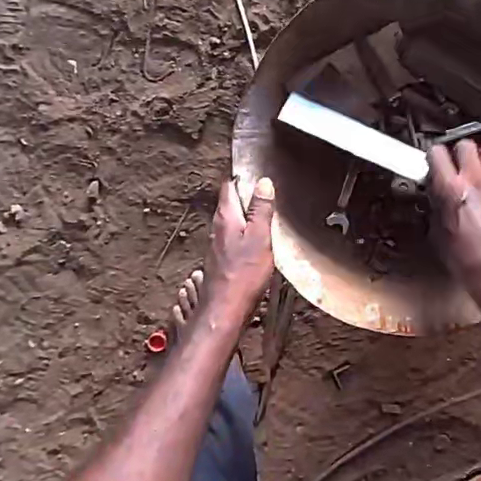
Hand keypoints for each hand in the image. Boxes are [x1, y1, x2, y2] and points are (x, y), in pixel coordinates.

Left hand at [206, 176, 276, 320]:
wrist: (225, 308)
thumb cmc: (243, 275)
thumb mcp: (260, 237)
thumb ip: (261, 210)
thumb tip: (263, 183)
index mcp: (226, 217)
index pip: (229, 187)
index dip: (240, 177)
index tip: (253, 171)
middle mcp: (217, 228)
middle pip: (229, 203)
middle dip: (243, 195)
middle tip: (261, 190)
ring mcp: (217, 244)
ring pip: (230, 221)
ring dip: (243, 214)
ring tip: (261, 213)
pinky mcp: (221, 259)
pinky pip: (232, 236)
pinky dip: (243, 232)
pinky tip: (254, 240)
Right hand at [429, 140, 480, 312]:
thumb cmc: (468, 260)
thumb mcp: (438, 232)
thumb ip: (436, 204)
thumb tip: (436, 192)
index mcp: (451, 189)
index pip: (436, 152)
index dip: (434, 157)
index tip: (435, 163)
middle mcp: (476, 180)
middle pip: (465, 145)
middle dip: (458, 154)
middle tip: (457, 167)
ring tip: (480, 171)